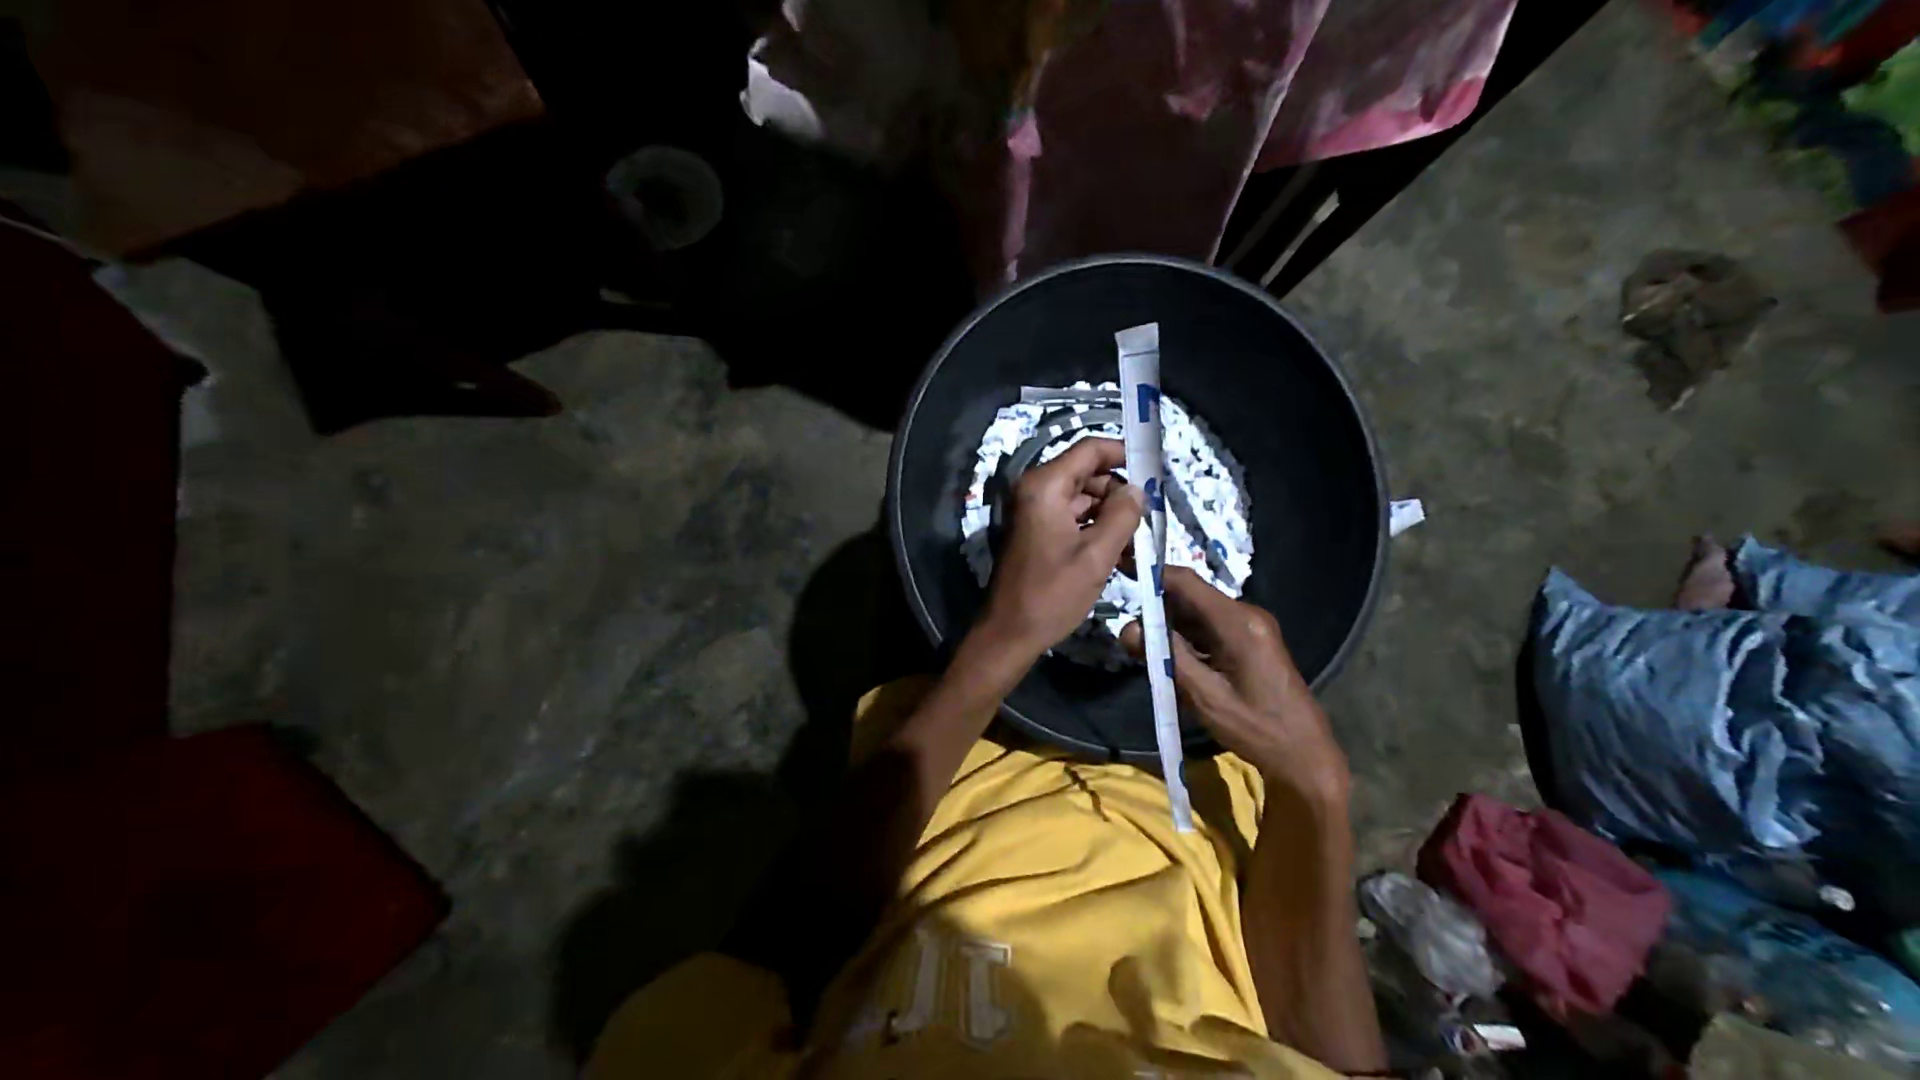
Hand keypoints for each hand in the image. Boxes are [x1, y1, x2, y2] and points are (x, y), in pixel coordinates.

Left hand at [980, 437, 1143, 655]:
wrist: (1010, 632)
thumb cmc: (1052, 594)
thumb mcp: (1097, 555)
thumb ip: (1122, 516)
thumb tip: (1138, 489)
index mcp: (1045, 486)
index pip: (1090, 449)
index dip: (1123, 454)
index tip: (1154, 470)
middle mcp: (1035, 489)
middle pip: (1087, 473)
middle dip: (1119, 491)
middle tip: (1149, 515)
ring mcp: (1033, 510)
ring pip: (1082, 496)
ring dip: (1110, 513)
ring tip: (1138, 538)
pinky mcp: (1036, 530)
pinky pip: (1071, 515)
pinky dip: (1094, 526)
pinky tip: (1118, 549)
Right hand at [1128, 566, 1350, 805]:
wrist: (1303, 753)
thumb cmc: (1256, 727)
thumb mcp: (1205, 695)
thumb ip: (1167, 657)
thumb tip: (1129, 628)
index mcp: (1238, 622)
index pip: (1187, 582)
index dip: (1153, 573)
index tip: (1121, 568)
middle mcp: (1246, 615)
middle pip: (1190, 597)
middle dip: (1156, 608)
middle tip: (1128, 631)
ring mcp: (1251, 626)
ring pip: (1197, 614)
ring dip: (1170, 626)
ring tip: (1144, 649)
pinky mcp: (1250, 640)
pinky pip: (1209, 627)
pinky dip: (1186, 638)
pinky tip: (1171, 659)